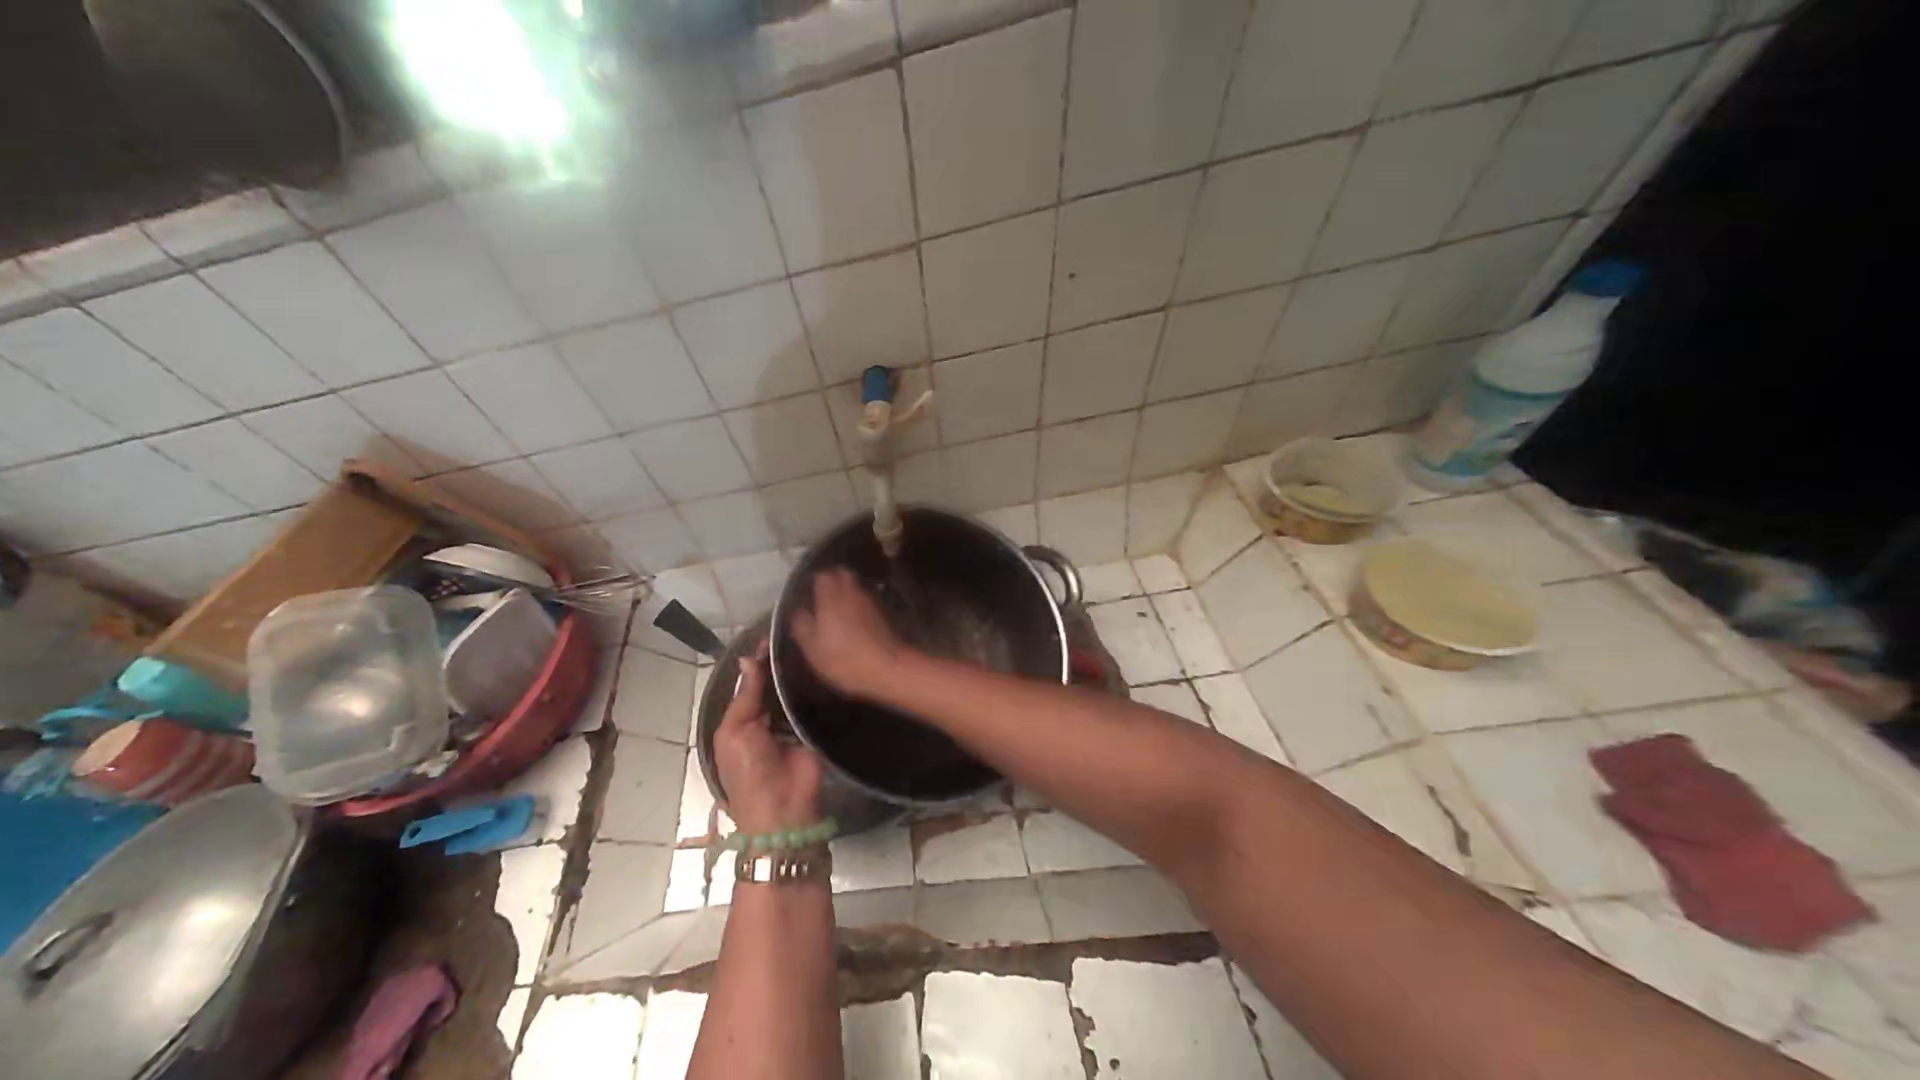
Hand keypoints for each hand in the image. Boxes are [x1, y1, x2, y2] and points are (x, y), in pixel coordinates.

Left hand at [713, 642, 823, 834]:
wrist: (784, 808)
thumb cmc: (749, 771)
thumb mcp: (735, 732)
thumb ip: (744, 696)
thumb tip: (747, 658)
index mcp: (740, 721)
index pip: (749, 684)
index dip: (758, 662)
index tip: (773, 635)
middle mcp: (766, 719)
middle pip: (772, 686)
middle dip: (780, 666)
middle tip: (798, 635)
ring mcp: (791, 724)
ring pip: (793, 693)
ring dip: (799, 676)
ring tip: (814, 644)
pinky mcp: (814, 729)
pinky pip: (814, 705)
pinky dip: (817, 689)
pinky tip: (827, 666)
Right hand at [790, 568, 905, 699]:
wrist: (888, 667)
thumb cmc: (845, 660)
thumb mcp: (814, 650)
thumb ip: (803, 627)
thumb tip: (798, 613)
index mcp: (831, 599)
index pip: (823, 575)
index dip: (815, 580)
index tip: (809, 592)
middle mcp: (851, 593)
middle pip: (843, 575)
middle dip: (833, 581)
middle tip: (824, 597)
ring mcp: (870, 601)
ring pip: (856, 587)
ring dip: (847, 593)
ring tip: (839, 610)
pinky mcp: (883, 612)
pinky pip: (867, 600)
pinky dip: (859, 605)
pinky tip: (855, 621)